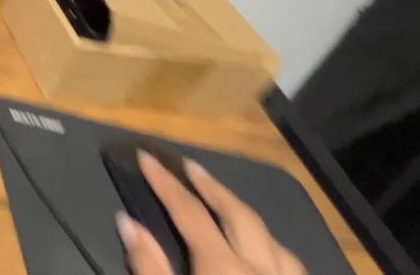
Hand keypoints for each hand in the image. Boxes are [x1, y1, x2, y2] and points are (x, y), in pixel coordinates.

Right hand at [118, 151, 305, 274]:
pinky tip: (267, 253)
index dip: (164, 181)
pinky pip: (293, 266)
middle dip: (213, 187)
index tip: (144, 156)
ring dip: (247, 216)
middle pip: (239, 216)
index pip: (189, 211)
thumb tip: (126, 220)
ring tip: (228, 205)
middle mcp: (261, 268)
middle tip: (190, 165)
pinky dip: (274, 249)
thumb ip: (148, 265)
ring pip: (276, 242)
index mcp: (223, 266)